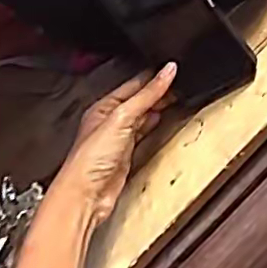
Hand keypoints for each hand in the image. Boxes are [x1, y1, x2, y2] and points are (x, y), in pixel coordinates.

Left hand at [50, 64, 175, 228]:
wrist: (83, 199)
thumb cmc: (88, 162)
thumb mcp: (122, 118)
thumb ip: (147, 93)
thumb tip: (169, 69)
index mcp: (103, 107)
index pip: (136, 82)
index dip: (156, 75)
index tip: (176, 68)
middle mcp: (110, 121)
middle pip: (141, 97)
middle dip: (161, 89)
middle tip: (183, 82)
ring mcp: (119, 137)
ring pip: (145, 113)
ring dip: (161, 105)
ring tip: (179, 95)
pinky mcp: (127, 153)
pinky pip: (146, 130)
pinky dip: (157, 122)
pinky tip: (164, 118)